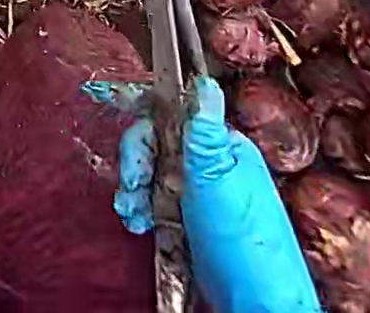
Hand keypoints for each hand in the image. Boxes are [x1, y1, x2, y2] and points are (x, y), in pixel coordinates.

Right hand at [114, 77, 321, 312]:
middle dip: (135, 159)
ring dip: (133, 188)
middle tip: (131, 183)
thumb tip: (205, 80)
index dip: (144, 109)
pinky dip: (140, 209)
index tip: (113, 103)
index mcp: (219, 146)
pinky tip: (139, 222)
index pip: (173, 110)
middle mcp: (207, 165)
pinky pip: (151, 204)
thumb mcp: (219, 177)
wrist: (256, 309)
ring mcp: (196, 196)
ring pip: (149, 174)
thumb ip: (205, 128)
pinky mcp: (186, 224)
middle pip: (155, 142)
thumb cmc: (244, 243)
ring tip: (134, 212)